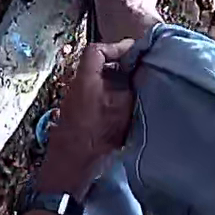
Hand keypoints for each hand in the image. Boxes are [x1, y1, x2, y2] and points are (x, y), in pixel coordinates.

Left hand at [37, 40, 135, 197]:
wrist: (73, 167)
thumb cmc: (96, 135)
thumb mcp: (121, 107)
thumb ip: (131, 86)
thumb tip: (140, 74)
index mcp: (85, 78)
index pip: (97, 50)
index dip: (117, 47)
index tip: (135, 53)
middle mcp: (77, 87)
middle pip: (99, 66)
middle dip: (121, 66)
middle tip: (141, 71)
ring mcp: (76, 103)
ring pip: (100, 83)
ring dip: (119, 84)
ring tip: (138, 90)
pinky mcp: (79, 117)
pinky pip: (98, 98)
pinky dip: (113, 98)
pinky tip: (128, 109)